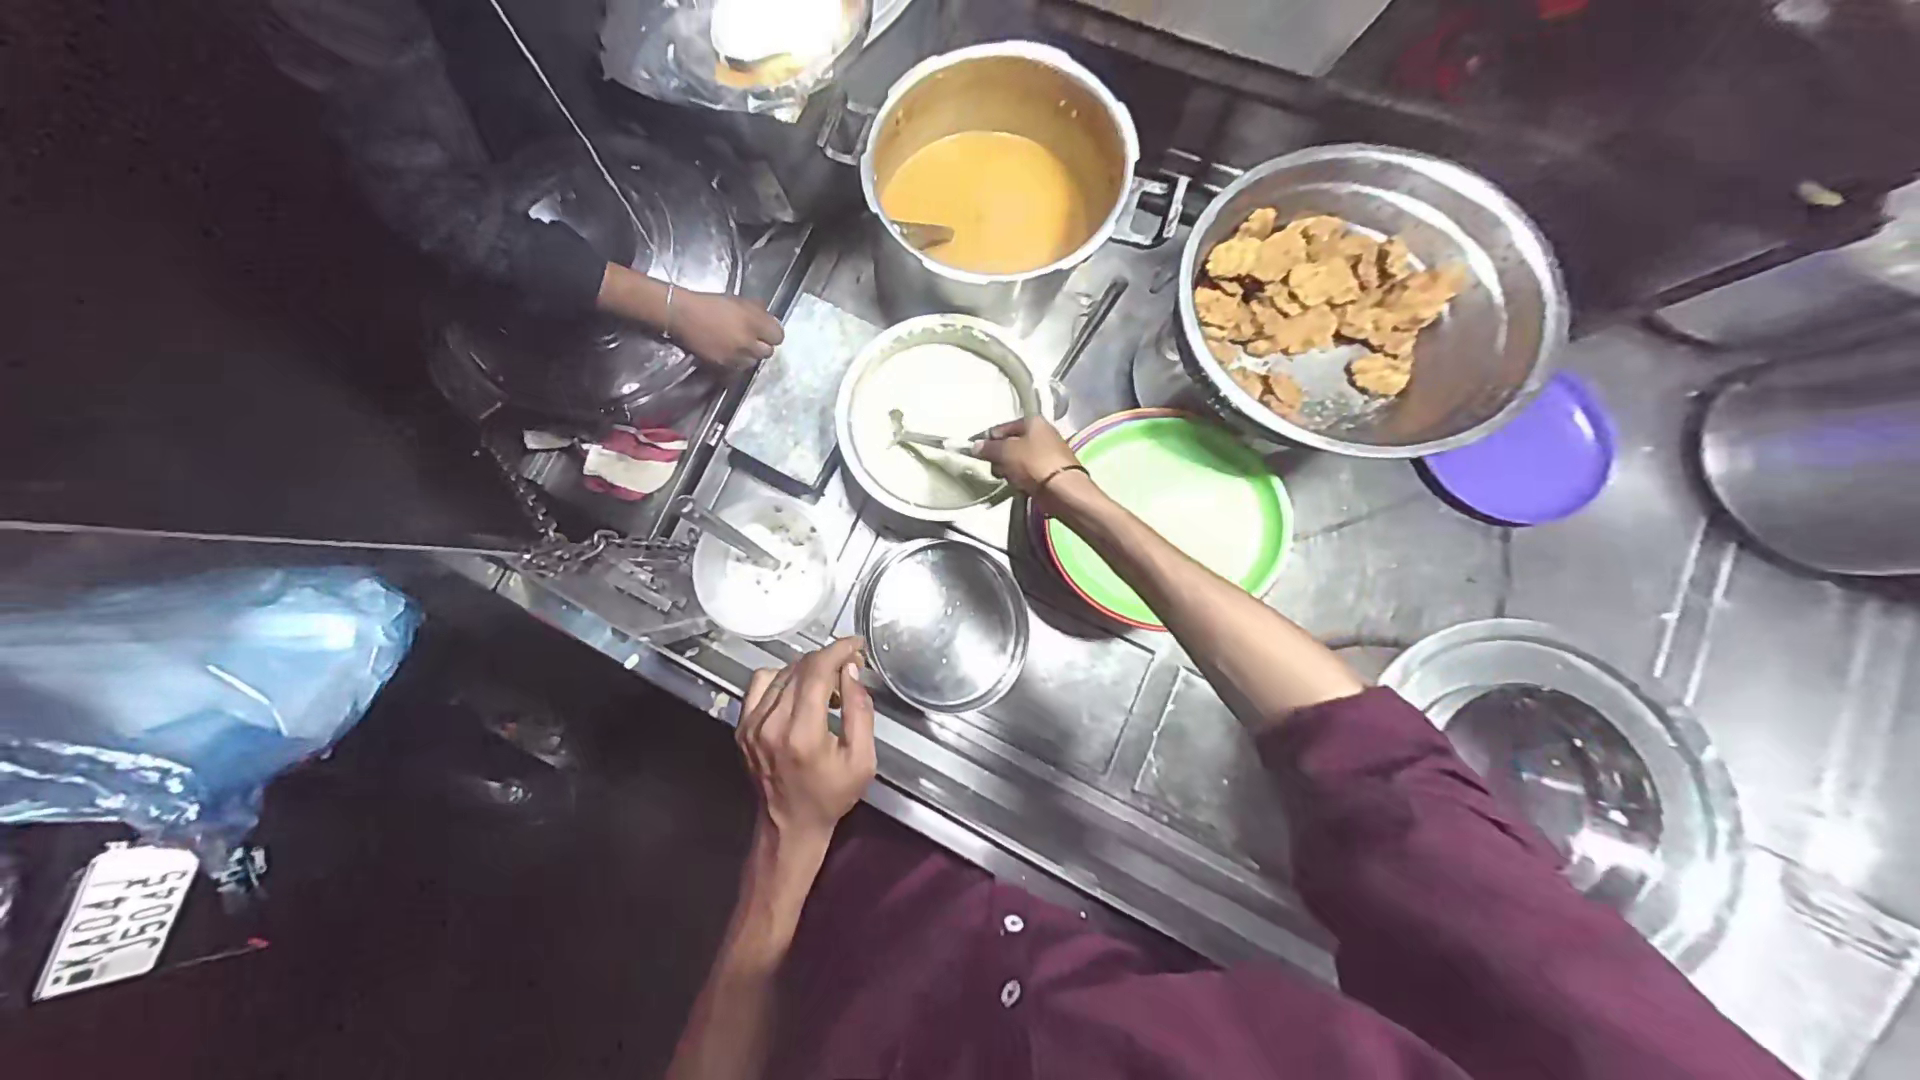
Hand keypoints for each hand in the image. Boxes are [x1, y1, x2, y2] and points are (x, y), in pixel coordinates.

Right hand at [671, 290, 784, 369]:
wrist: (682, 315)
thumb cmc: (709, 304)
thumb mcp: (737, 301)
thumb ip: (756, 310)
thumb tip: (768, 316)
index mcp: (754, 322)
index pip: (778, 336)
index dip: (772, 333)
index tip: (765, 330)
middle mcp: (749, 342)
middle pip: (768, 351)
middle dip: (762, 345)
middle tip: (752, 338)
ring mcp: (737, 356)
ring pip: (754, 361)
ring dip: (750, 355)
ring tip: (739, 346)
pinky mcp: (725, 366)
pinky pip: (739, 367)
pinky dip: (738, 361)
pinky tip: (729, 352)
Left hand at [738, 638, 875, 854]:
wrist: (788, 826)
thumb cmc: (830, 796)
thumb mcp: (862, 760)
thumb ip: (859, 711)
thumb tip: (850, 671)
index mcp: (802, 733)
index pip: (817, 671)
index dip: (838, 650)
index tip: (856, 645)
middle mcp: (771, 724)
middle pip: (800, 667)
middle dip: (829, 658)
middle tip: (850, 665)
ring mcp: (751, 725)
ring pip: (782, 672)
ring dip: (809, 668)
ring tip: (828, 684)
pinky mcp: (742, 726)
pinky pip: (761, 684)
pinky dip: (783, 678)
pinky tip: (799, 691)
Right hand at [972, 417, 1083, 501]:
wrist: (1062, 488)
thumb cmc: (1033, 463)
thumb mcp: (1005, 451)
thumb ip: (988, 448)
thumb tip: (975, 446)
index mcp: (1033, 421)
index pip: (1002, 427)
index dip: (988, 439)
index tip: (977, 453)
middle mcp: (1043, 433)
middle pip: (1011, 444)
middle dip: (1000, 457)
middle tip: (997, 468)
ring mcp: (1048, 452)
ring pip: (1018, 459)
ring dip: (1009, 469)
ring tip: (1009, 478)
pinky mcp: (1051, 470)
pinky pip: (1028, 472)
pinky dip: (1021, 478)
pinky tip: (1020, 485)